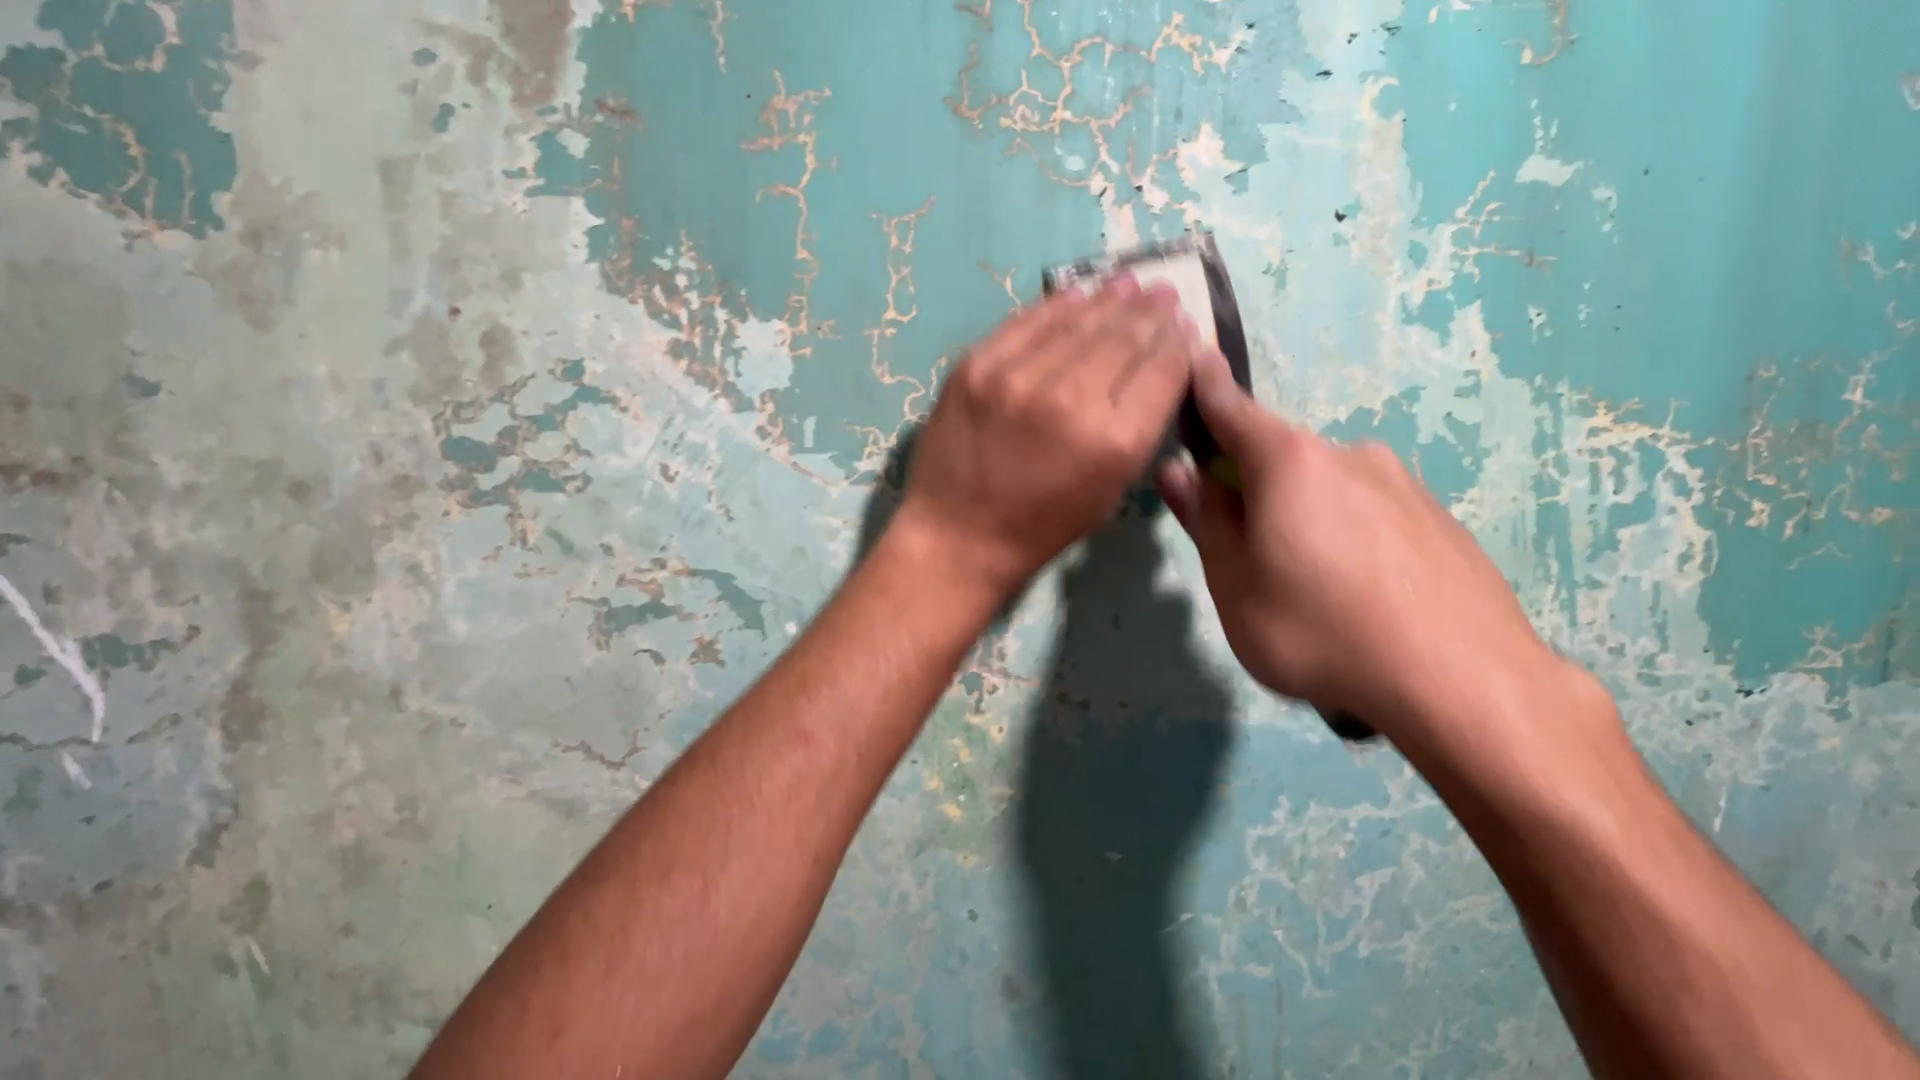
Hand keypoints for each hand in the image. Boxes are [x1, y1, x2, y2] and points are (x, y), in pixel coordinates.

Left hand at [889, 276, 1199, 599]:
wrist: (958, 535)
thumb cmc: (1042, 526)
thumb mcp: (1111, 492)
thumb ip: (1139, 430)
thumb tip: (1158, 372)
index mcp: (1114, 441)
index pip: (1162, 370)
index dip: (1178, 341)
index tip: (1184, 325)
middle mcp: (1072, 399)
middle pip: (1124, 337)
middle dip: (1150, 313)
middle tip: (1165, 293)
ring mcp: (1018, 377)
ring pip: (1078, 321)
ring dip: (1110, 299)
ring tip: (1130, 284)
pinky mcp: (977, 366)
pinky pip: (1028, 322)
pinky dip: (1059, 304)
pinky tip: (1080, 294)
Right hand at [1153, 350, 1579, 750]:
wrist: (1465, 681)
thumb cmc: (1323, 633)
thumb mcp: (1236, 589)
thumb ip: (1207, 523)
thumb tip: (1180, 472)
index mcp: (1289, 463)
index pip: (1232, 409)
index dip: (1205, 386)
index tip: (1193, 353)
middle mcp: (1349, 455)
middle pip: (1282, 461)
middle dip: (1257, 492)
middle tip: (1250, 559)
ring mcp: (1403, 484)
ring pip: (1330, 492)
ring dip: (1309, 521)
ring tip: (1317, 596)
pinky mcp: (1440, 520)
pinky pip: (1373, 517)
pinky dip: (1354, 542)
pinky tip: (1365, 601)